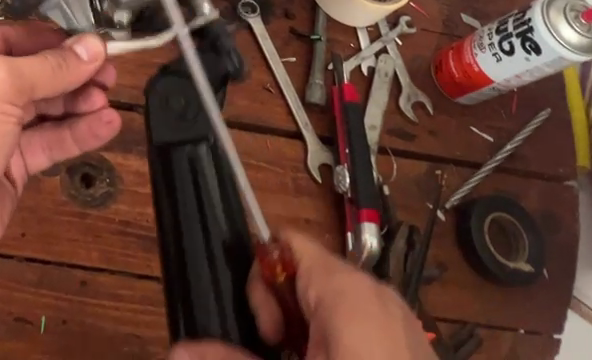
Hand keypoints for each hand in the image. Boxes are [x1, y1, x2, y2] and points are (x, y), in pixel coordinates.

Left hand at [0, 22, 121, 275]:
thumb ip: (49, 67)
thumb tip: (93, 46)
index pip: (7, 38)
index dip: (49, 39)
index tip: (89, 41)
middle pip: (28, 73)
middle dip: (69, 73)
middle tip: (109, 71)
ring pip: (41, 109)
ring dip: (76, 102)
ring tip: (109, 97)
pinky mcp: (6, 167)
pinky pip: (46, 142)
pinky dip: (75, 133)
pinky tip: (104, 125)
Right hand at [168, 231, 430, 359]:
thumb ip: (232, 358)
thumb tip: (178, 350)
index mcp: (346, 288)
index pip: (282, 243)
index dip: (261, 282)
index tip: (267, 334)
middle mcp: (375, 292)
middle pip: (305, 276)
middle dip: (283, 318)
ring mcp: (400, 321)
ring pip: (333, 307)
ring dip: (309, 338)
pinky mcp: (414, 348)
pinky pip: (363, 329)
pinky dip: (341, 348)